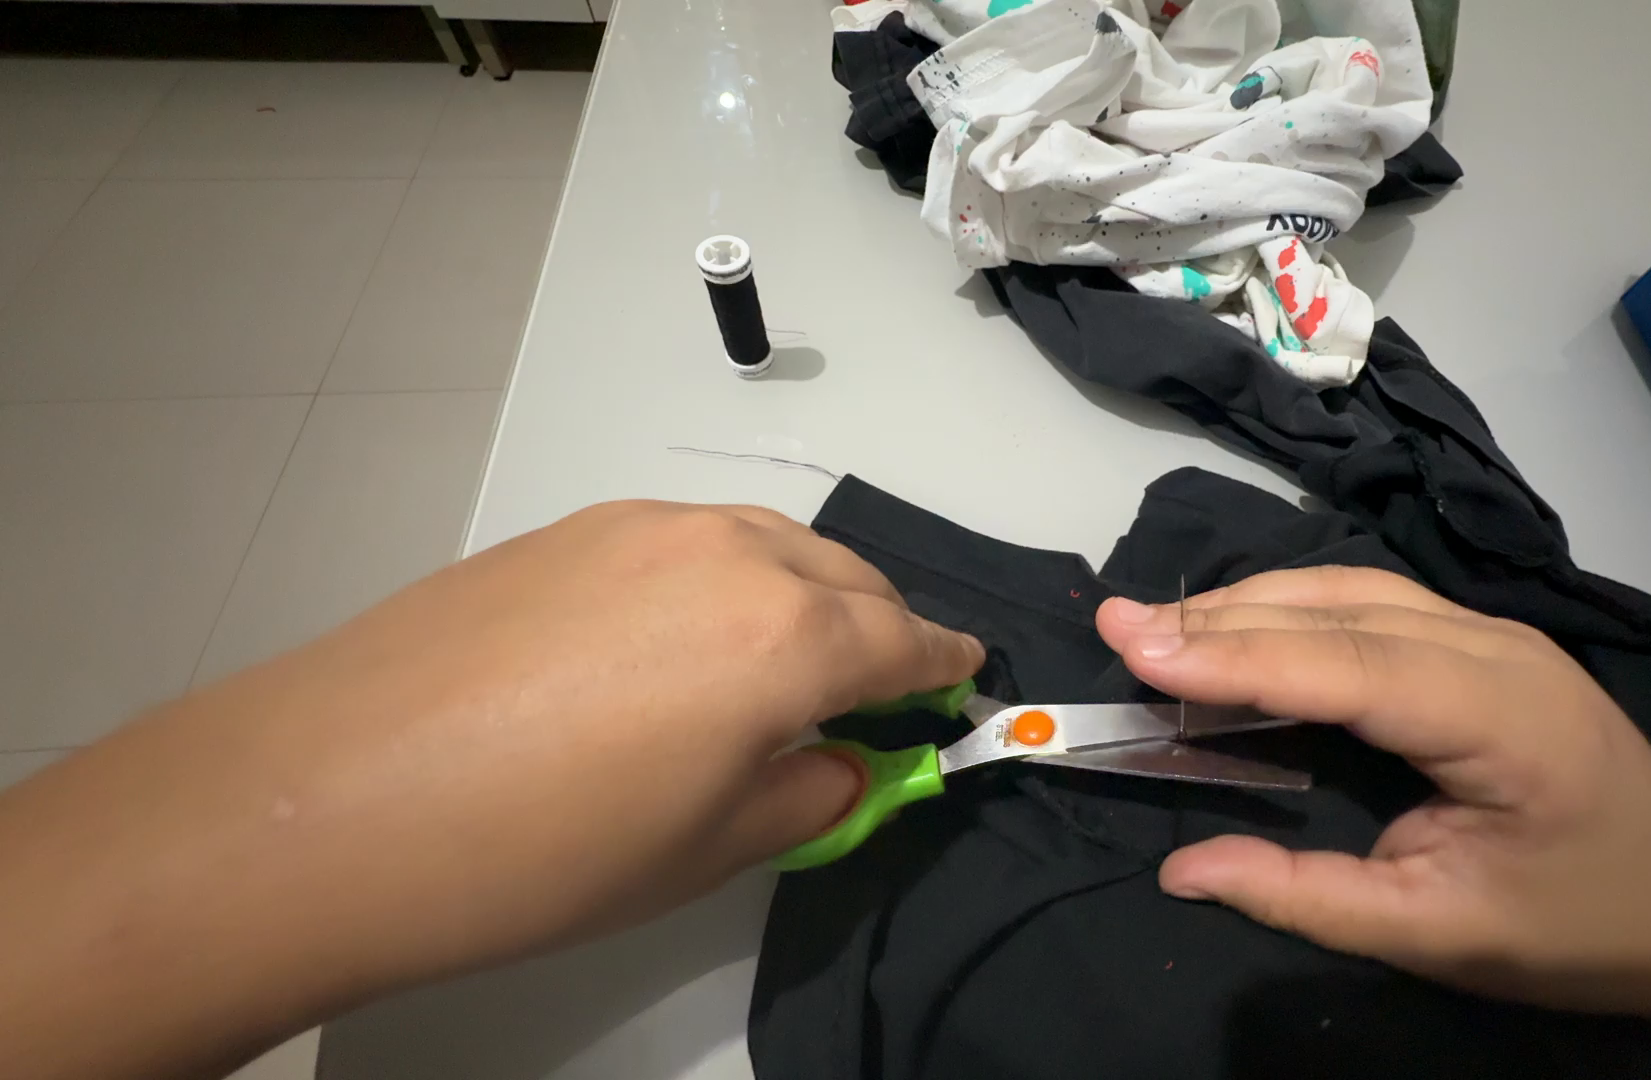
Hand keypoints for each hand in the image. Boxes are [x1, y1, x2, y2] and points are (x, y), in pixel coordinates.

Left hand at [0, 501, 981, 1079]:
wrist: (320, 800)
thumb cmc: (546, 852)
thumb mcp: (712, 850)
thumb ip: (813, 792)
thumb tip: (849, 760)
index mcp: (787, 639)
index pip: (903, 642)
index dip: (944, 662)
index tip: (966, 670)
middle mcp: (738, 556)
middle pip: (854, 579)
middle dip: (885, 626)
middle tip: (879, 679)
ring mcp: (658, 525)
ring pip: (784, 543)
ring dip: (817, 590)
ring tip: (796, 645)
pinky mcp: (591, 520)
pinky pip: (708, 537)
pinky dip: (743, 572)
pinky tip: (698, 622)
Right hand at [1093, 567, 1650, 1035]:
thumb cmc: (1576, 923)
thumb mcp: (1437, 933)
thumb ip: (1304, 896)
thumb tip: (1181, 871)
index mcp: (1503, 719)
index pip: (1348, 667)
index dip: (1235, 655)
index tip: (1138, 647)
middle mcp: (1491, 646)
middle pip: (1331, 610)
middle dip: (1215, 617)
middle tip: (1118, 623)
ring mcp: (1478, 627)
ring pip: (1335, 587)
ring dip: (1238, 603)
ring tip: (1155, 624)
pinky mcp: (1460, 631)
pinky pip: (1351, 596)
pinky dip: (1274, 604)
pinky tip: (1226, 621)